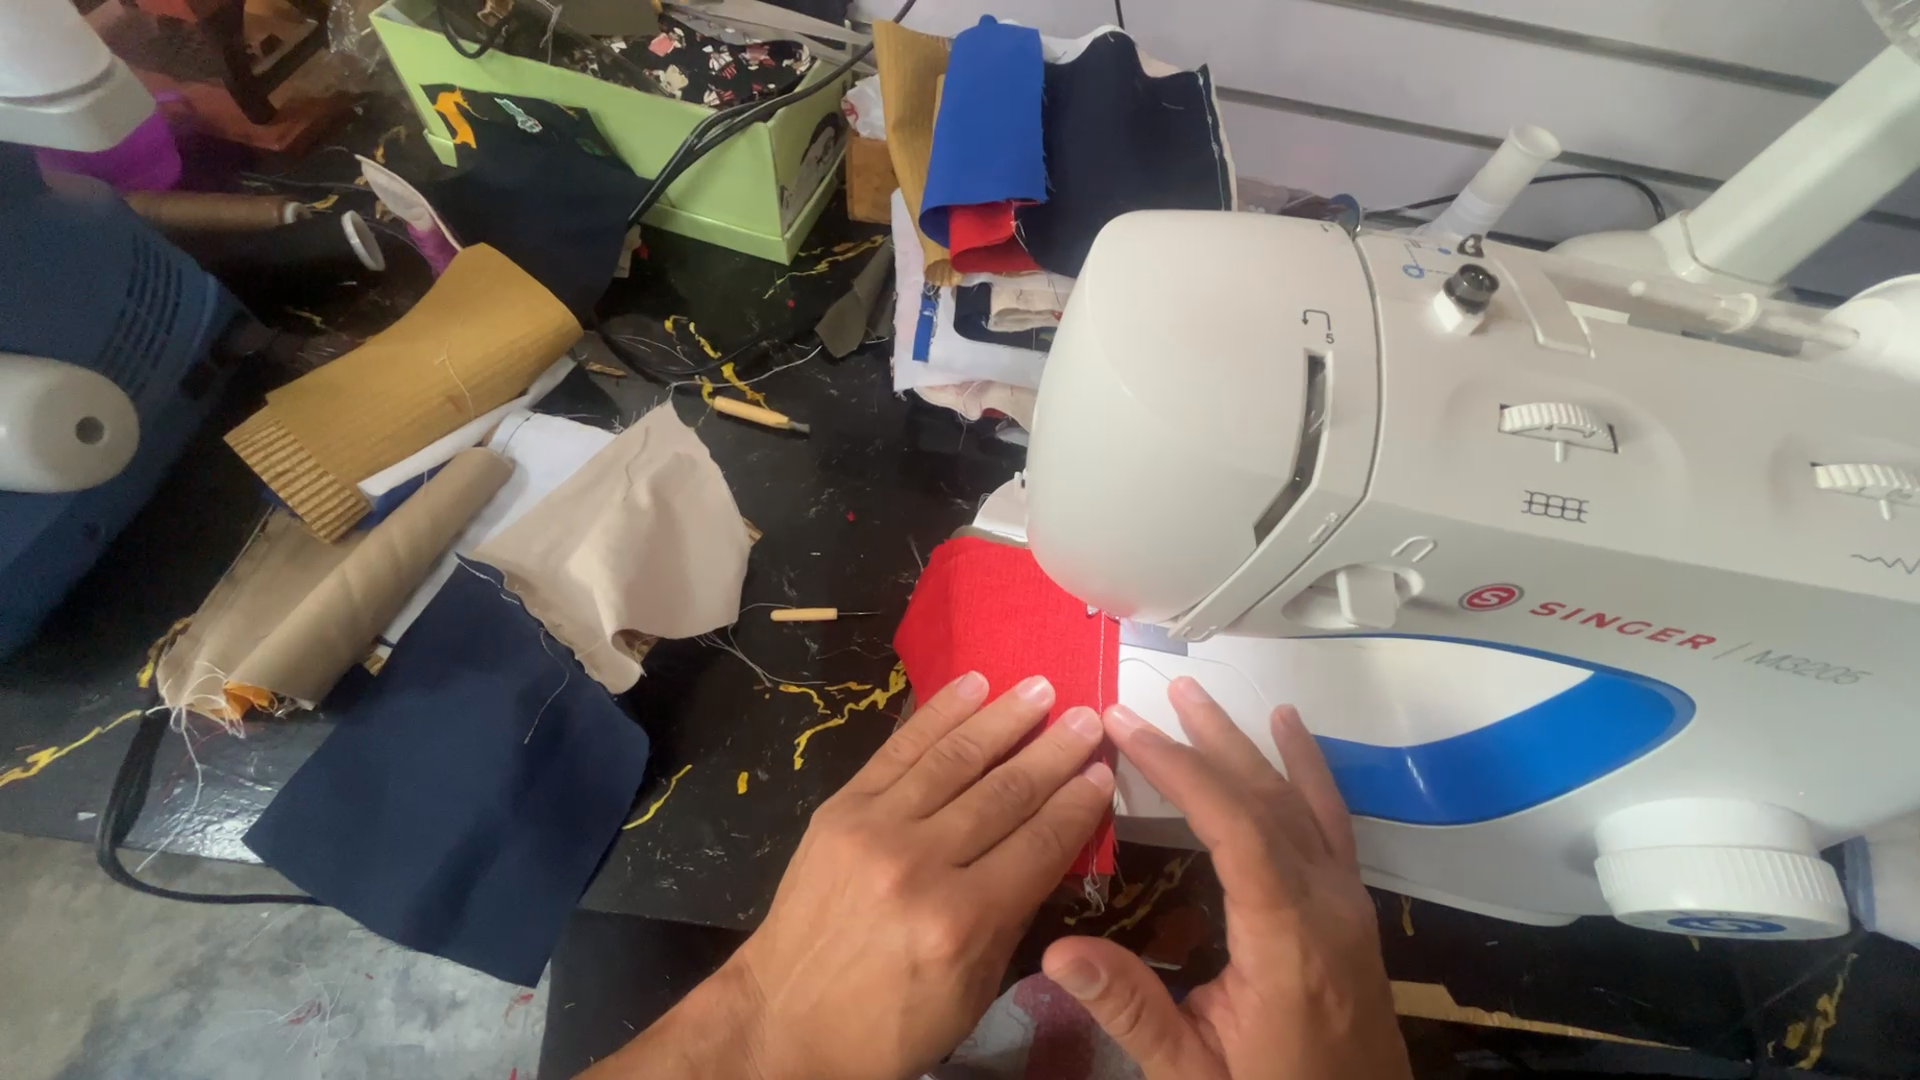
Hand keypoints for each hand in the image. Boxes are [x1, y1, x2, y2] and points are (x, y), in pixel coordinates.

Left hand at [589, 671, 1114, 1079]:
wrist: (782, 1016)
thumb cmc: (888, 1020)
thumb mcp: (971, 991)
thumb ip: (1014, 911)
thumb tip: (1052, 841)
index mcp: (961, 921)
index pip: (1039, 844)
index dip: (1077, 803)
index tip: (1104, 769)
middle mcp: (921, 863)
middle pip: (1004, 793)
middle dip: (1053, 752)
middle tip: (1087, 717)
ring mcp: (876, 826)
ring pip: (955, 758)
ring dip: (1003, 717)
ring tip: (1039, 687)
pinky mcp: (842, 805)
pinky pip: (899, 748)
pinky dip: (938, 712)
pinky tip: (972, 685)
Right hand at [1042, 677, 1409, 1079]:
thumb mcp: (1193, 1076)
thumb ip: (1131, 1010)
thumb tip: (1055, 950)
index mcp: (1288, 942)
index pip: (1235, 829)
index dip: (1180, 769)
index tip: (1128, 727)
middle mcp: (1327, 904)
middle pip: (1264, 799)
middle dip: (1203, 741)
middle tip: (1152, 696)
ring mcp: (1348, 898)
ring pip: (1296, 798)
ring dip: (1244, 741)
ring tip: (1196, 697)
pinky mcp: (1352, 902)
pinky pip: (1330, 817)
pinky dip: (1306, 764)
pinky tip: (1288, 726)